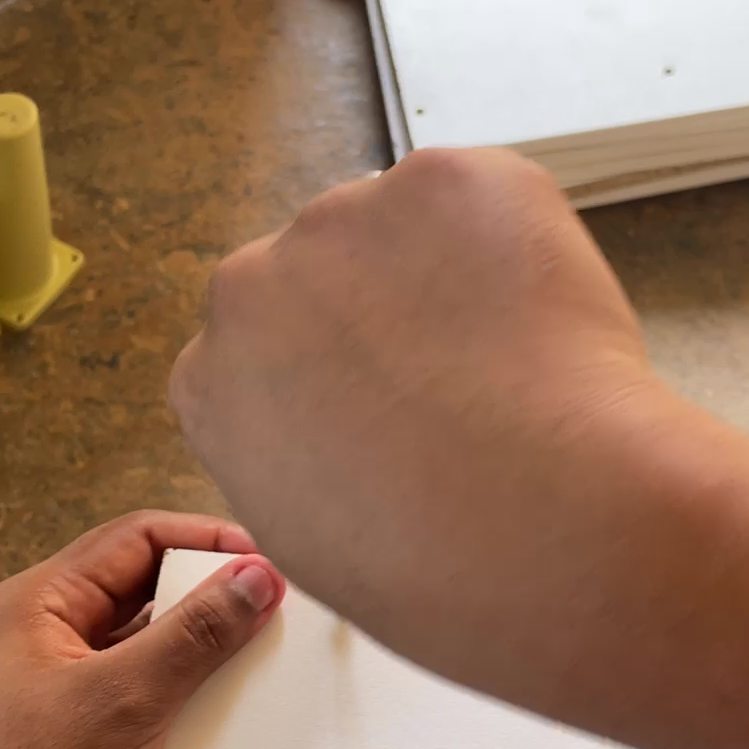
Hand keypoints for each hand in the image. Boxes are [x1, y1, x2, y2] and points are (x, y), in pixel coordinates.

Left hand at [0, 512, 284, 748]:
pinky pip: (143, 688)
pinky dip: (184, 688)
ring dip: (200, 643)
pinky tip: (222, 706)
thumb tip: (259, 574)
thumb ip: (196, 631)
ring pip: (147, 639)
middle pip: (144, 584)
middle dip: (208, 591)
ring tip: (255, 654)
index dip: (206, 539)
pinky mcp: (77, 731)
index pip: (137, 536)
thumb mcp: (123, 701)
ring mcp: (60, 686)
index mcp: (38, 603)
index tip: (265, 561)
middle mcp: (47, 634)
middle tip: (270, 607)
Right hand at [171, 147, 690, 703]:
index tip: (385, 397)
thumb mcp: (312, 540)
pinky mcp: (441, 180)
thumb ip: (294, 458)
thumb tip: (337, 431)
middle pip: (324, 276)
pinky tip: (537, 322)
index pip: (264, 347)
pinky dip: (513, 245)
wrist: (527, 522)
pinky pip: (480, 203)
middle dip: (380, 312)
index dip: (335, 371)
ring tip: (505, 362)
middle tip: (454, 376)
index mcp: (211, 378)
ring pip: (404, 232)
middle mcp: (253, 283)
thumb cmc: (428, 568)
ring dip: (447, 275)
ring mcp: (342, 218)